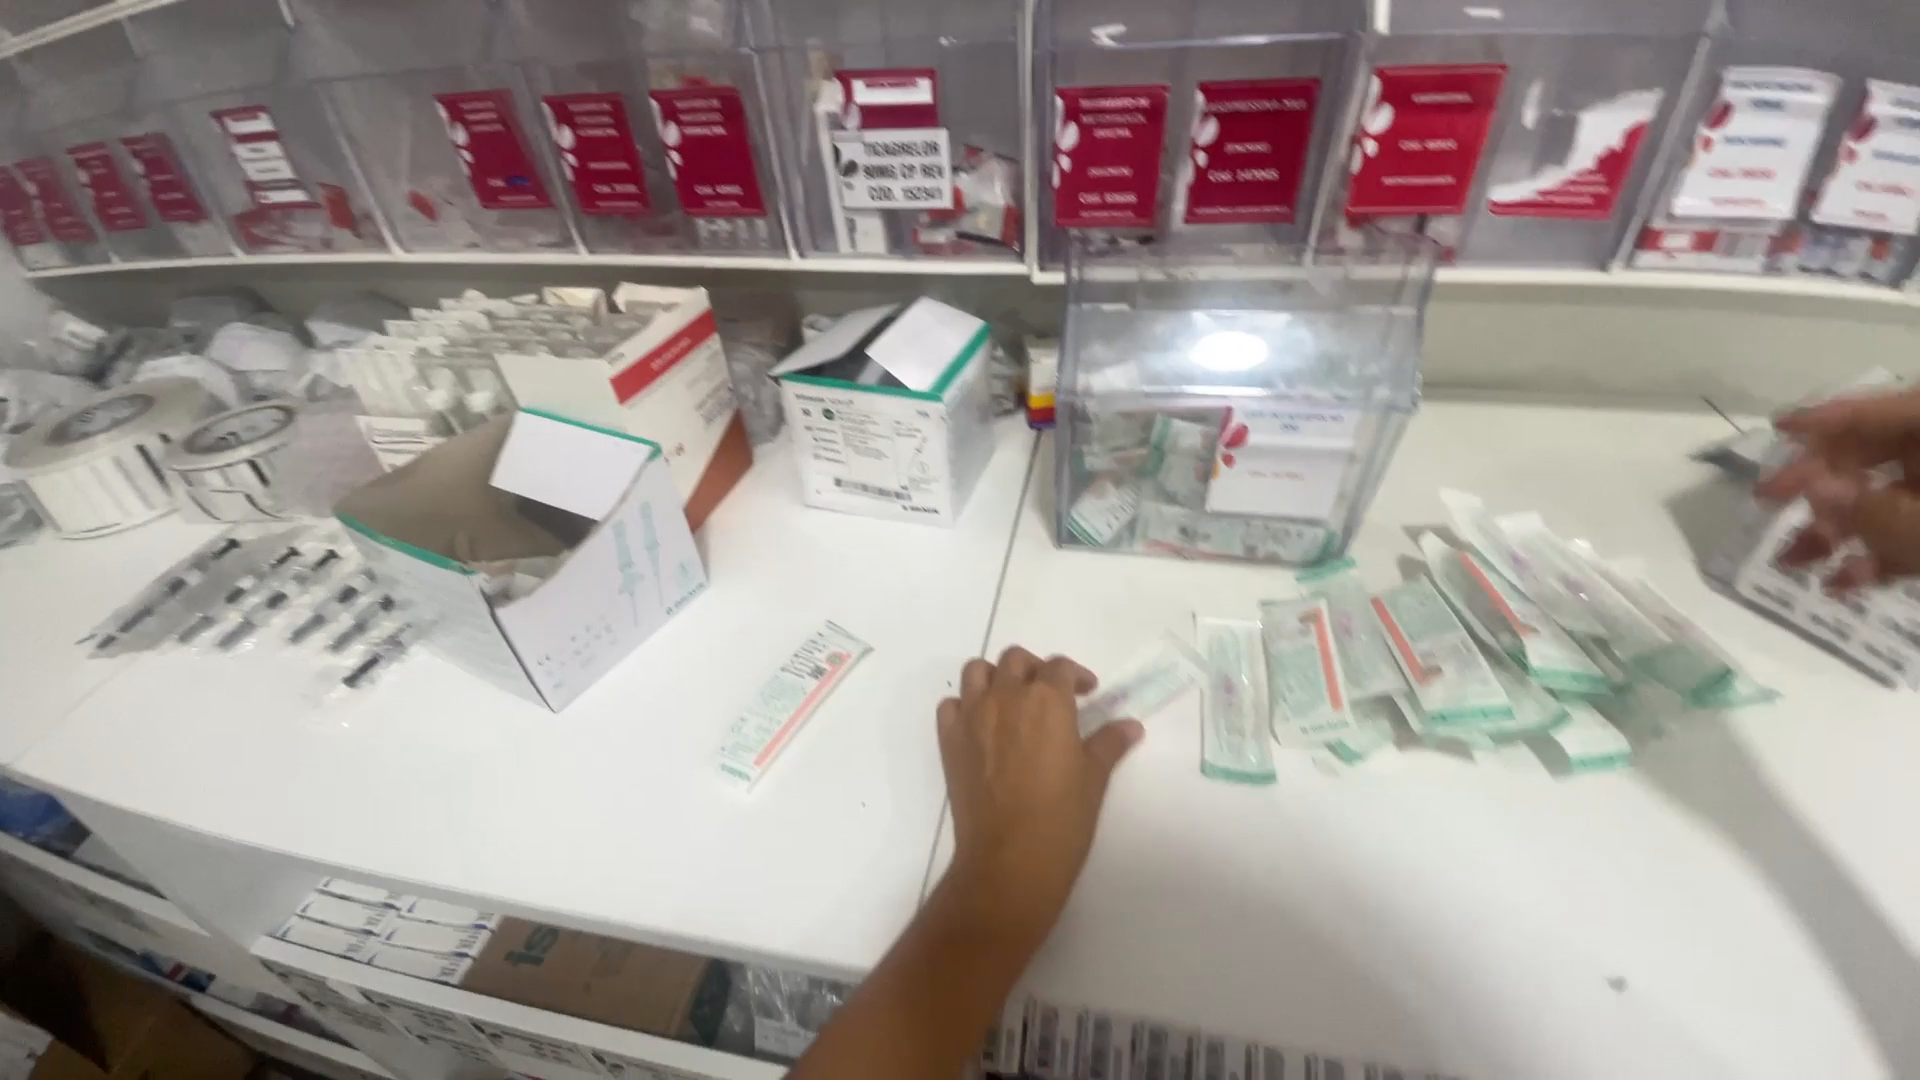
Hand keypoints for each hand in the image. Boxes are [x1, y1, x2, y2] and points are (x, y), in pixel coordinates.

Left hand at [936, 646, 1143, 947]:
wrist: (1009, 859)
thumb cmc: (1061, 818)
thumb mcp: (1094, 777)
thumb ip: (1110, 742)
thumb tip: (1130, 725)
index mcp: (1046, 699)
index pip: (1060, 667)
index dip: (1076, 675)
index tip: (1087, 692)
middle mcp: (1005, 696)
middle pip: (1016, 660)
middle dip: (1036, 669)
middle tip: (1050, 693)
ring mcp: (972, 715)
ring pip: (977, 671)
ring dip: (996, 677)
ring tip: (1011, 699)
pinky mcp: (949, 739)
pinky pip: (951, 705)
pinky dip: (964, 705)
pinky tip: (981, 725)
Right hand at [1758, 387, 1919, 589]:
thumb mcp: (1915, 524)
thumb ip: (1862, 504)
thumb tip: (1808, 484)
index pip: (1881, 410)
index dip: (1826, 418)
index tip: (1776, 428)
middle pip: (1872, 455)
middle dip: (1817, 488)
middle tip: (1766, 504)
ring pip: (1885, 498)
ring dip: (1834, 532)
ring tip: (1792, 563)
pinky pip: (1907, 530)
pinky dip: (1873, 555)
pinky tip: (1841, 584)